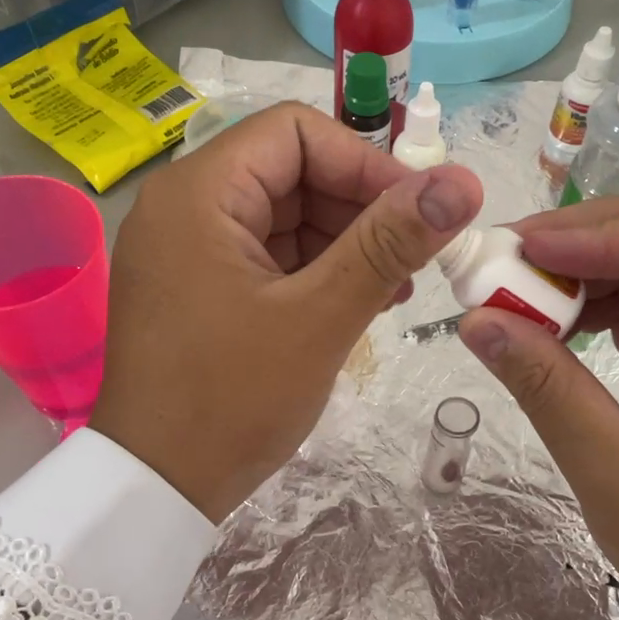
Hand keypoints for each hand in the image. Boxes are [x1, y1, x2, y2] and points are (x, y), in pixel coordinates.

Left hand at [92, 102, 483, 522]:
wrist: (157, 486)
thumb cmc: (233, 400)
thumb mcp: (320, 318)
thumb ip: (388, 245)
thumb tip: (462, 183)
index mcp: (199, 194)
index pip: (296, 133)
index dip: (366, 164)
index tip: (419, 214)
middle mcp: (183, 208)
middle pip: (289, 173)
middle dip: (358, 210)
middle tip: (411, 260)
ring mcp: (184, 253)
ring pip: (280, 220)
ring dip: (342, 246)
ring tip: (392, 292)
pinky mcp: (193, 292)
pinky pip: (262, 260)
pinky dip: (310, 275)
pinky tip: (351, 307)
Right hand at [456, 184, 618, 609]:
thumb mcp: (608, 469)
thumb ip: (545, 387)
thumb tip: (477, 322)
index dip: (604, 227)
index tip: (526, 254)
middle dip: (585, 242)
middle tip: (504, 268)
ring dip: (583, 272)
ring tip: (515, 298)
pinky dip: (596, 306)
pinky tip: (549, 326)